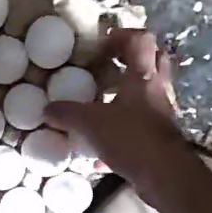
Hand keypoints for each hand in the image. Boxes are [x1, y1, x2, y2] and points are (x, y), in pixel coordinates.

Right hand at [46, 30, 189, 193]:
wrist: (165, 176)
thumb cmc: (131, 138)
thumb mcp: (91, 123)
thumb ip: (67, 114)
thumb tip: (47, 110)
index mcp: (143, 76)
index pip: (140, 40)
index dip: (122, 36)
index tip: (102, 45)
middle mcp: (158, 91)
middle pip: (153, 61)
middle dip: (131, 61)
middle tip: (108, 67)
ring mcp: (163, 115)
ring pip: (148, 95)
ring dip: (128, 95)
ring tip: (103, 104)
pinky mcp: (161, 139)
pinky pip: (141, 127)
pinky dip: (123, 132)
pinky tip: (102, 150)